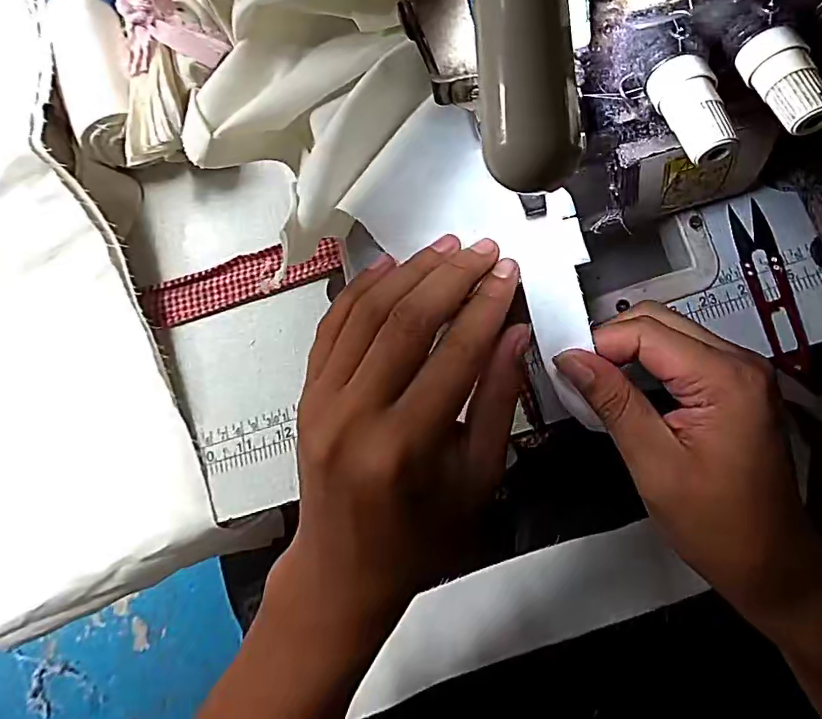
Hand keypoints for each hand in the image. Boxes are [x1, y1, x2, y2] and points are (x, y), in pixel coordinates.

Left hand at [273, 233, 529, 637]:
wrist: (340, 572)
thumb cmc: (419, 538)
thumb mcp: (476, 477)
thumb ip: (497, 400)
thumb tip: (515, 333)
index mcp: (404, 446)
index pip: (454, 353)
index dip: (486, 306)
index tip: (507, 274)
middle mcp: (354, 416)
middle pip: (407, 321)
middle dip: (452, 277)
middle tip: (483, 252)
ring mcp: (321, 401)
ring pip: (367, 313)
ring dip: (410, 272)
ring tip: (445, 248)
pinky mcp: (306, 394)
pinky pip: (332, 325)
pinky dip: (360, 289)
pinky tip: (389, 265)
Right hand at [553, 303, 821, 623]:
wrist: (774, 564)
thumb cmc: (726, 529)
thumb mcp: (655, 466)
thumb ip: (614, 403)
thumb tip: (576, 361)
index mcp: (726, 379)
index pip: (647, 331)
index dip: (601, 343)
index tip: (569, 365)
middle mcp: (741, 364)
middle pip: (659, 321)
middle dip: (613, 342)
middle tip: (580, 374)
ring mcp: (743, 372)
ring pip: (670, 332)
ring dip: (630, 352)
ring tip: (601, 386)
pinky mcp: (738, 383)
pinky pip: (685, 352)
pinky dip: (652, 364)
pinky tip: (630, 392)